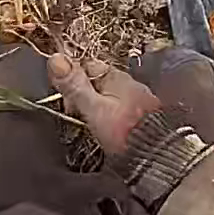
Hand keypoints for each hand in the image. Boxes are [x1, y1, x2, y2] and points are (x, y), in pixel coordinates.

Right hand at [46, 53, 160, 158]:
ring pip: (109, 96)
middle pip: (98, 81)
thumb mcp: (93, 108)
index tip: (64, 97)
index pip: (87, 65)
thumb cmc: (125, 132)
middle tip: (75, 113)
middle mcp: (130, 84)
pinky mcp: (144, 117)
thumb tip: (55, 59)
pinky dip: (110, 117)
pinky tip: (107, 130)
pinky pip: (120, 110)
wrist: (158, 155)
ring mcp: (139, 100)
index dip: (71, 78)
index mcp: (116, 77)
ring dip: (97, 107)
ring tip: (90, 124)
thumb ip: (74, 85)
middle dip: (83, 95)